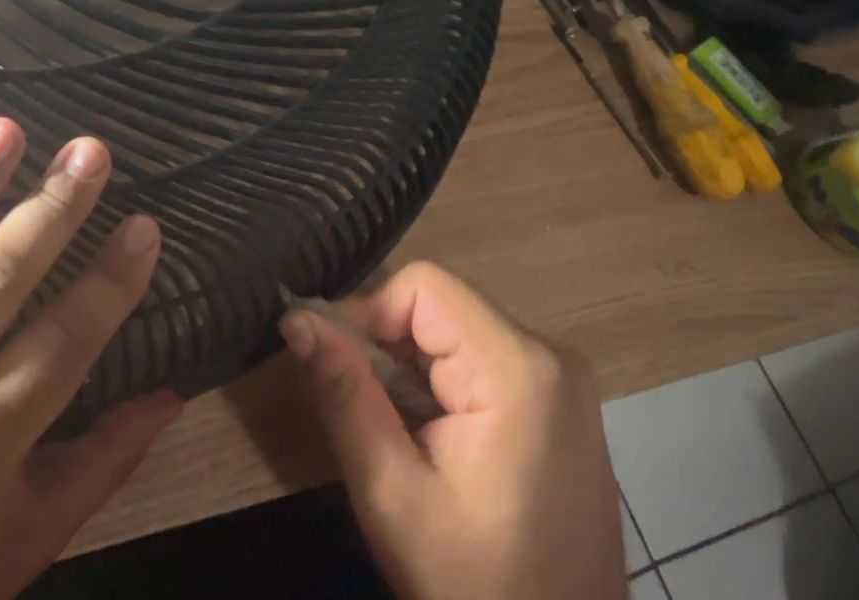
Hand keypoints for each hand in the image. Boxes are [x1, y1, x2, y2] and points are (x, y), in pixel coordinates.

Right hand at [281, 262, 625, 599]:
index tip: (333, 366)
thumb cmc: (472, 579)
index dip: (365, 313)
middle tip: (361, 413)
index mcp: (518, 368)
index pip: (422, 286)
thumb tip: (295, 319)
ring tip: (396, 437)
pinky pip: (481, 362)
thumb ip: (343, 391)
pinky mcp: (559, 406)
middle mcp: (552, 356)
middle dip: (385, 349)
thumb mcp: (390, 488)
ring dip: (408, 373)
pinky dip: (439, 388)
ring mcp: (563, 382)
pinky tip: (432, 444)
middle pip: (439, 308)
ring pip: (454, 334)